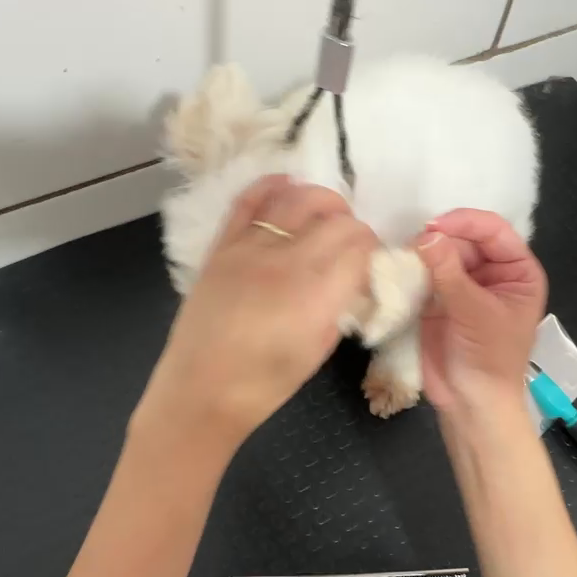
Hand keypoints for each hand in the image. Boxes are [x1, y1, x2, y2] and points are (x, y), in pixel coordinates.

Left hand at [139, 175, 376, 447]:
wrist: (202, 391)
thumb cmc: (266, 384)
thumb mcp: (319, 349)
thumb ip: (339, 307)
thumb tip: (351, 281)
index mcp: (316, 295)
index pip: (360, 248)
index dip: (374, 251)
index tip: (374, 262)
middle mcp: (286, 262)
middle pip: (336, 220)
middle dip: (356, 229)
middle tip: (356, 245)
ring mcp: (250, 248)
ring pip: (297, 199)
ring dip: (324, 200)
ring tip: (331, 213)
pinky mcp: (222, 246)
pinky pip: (249, 200)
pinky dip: (273, 186)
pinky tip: (289, 186)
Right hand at [414, 208, 546, 413]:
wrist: (471, 403)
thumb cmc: (489, 358)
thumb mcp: (476, 312)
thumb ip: (450, 273)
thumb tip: (425, 236)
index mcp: (518, 272)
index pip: (494, 231)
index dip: (466, 223)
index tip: (435, 227)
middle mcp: (492, 273)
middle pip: (464, 240)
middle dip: (440, 241)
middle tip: (413, 248)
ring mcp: (464, 286)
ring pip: (441, 255)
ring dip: (422, 255)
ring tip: (404, 260)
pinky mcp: (438, 301)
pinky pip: (425, 275)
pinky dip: (412, 272)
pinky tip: (400, 271)